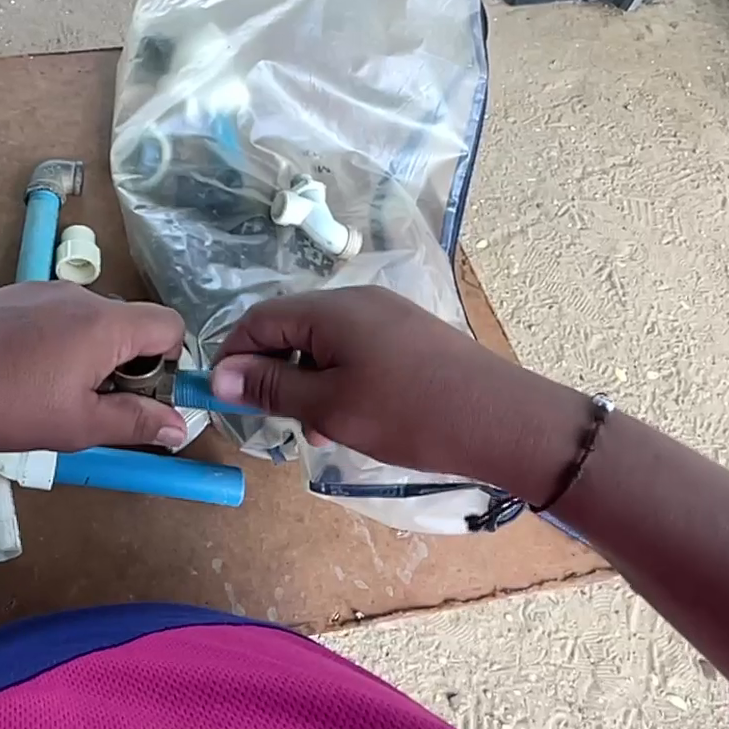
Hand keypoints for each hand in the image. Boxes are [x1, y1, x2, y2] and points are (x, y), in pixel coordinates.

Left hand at [0, 281, 189, 453]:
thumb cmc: (8, 407)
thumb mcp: (79, 425)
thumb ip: (136, 422)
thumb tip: (180, 427)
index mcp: (106, 323)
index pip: (170, 324)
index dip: (170, 360)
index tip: (145, 395)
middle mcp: (79, 295)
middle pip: (128, 323)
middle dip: (125, 362)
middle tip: (93, 403)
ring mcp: (41, 290)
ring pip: (89, 319)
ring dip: (89, 353)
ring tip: (51, 392)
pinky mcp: (11, 295)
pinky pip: (53, 314)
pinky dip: (55, 341)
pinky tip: (21, 373)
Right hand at [209, 286, 591, 501]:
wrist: (508, 423)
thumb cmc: (410, 414)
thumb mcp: (330, 405)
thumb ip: (271, 386)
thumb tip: (220, 375)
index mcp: (331, 309)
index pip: (259, 319)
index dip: (233, 356)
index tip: (223, 397)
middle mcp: (356, 301)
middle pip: (290, 327)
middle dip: (272, 371)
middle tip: (273, 418)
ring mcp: (386, 316)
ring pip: (322, 342)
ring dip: (306, 380)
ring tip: (317, 428)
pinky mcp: (408, 336)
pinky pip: (354, 350)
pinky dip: (337, 379)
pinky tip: (350, 417)